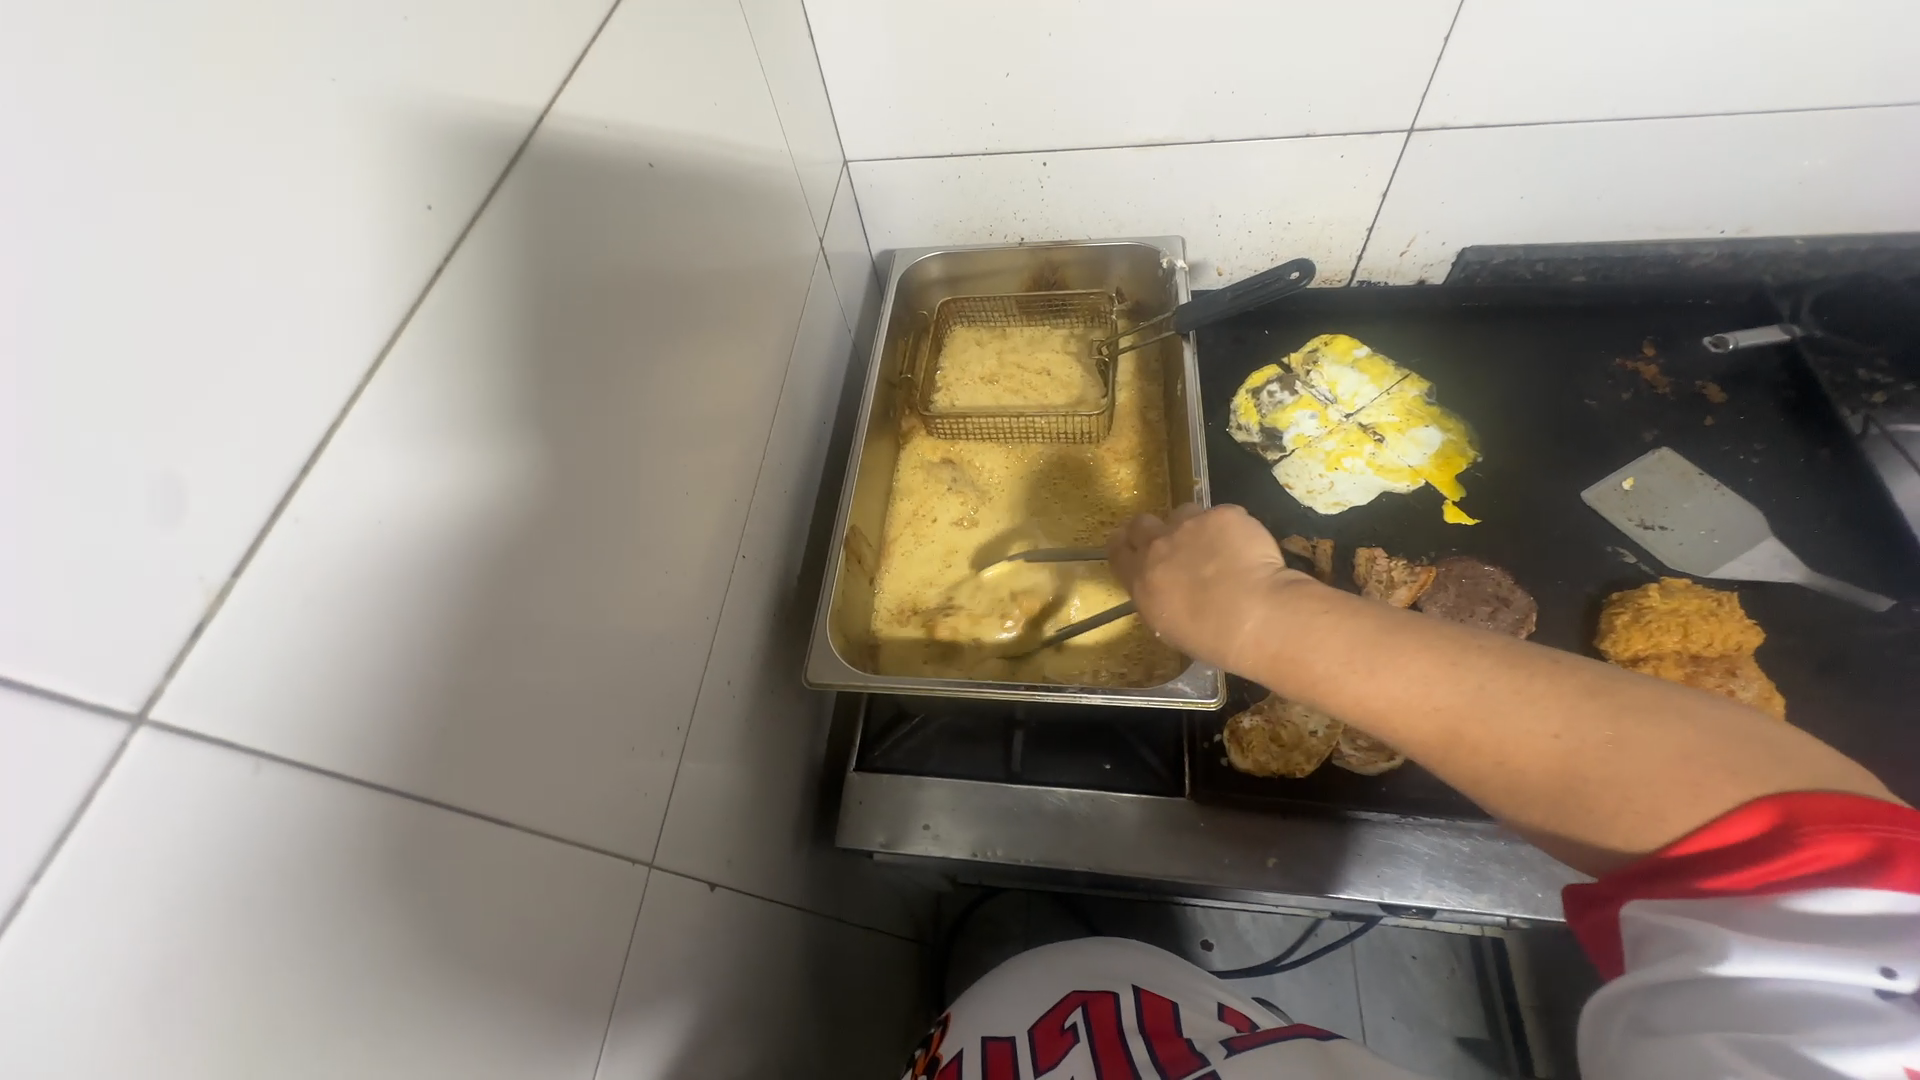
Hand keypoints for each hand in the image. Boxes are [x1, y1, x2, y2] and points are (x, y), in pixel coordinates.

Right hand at [1106, 503, 1315, 675]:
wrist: (1253, 615)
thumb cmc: (1210, 636)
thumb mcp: (1168, 625)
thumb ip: (1157, 596)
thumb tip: (1165, 587)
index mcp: (1140, 578)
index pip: (1117, 550)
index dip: (1123, 544)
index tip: (1131, 545)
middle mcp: (1158, 546)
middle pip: (1142, 523)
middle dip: (1152, 529)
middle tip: (1172, 542)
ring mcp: (1189, 526)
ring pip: (1183, 512)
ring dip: (1193, 525)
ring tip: (1216, 545)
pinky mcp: (1222, 515)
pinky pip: (1222, 516)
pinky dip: (1231, 529)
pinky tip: (1246, 548)